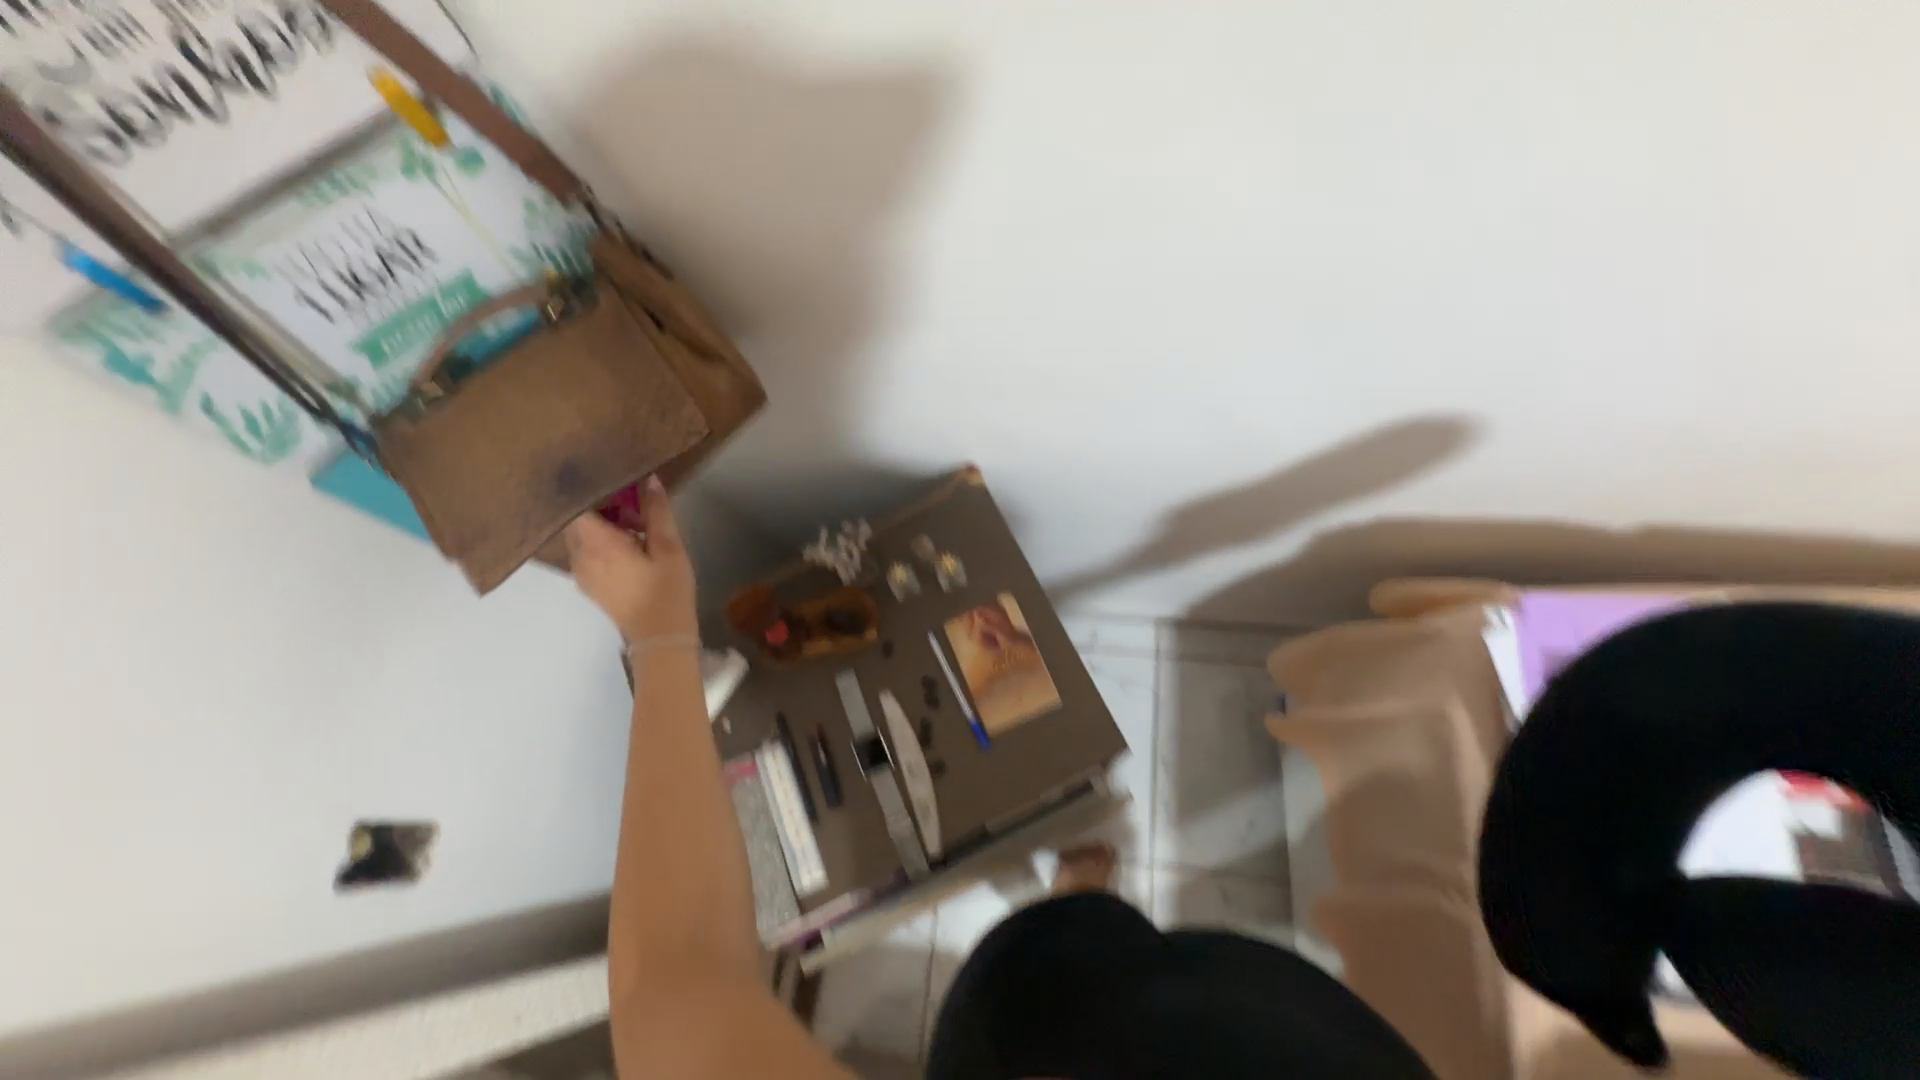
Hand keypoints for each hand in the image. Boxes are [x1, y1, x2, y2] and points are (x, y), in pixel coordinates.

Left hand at [564, 476, 697, 642]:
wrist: (660, 637)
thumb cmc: (667, 591)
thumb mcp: (669, 547)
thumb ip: (657, 511)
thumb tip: (649, 479)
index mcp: (597, 543)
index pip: (578, 505)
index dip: (595, 492)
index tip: (617, 485)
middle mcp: (579, 556)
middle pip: (577, 521)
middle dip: (600, 509)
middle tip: (631, 507)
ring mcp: (580, 573)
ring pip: (581, 538)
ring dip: (601, 528)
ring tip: (632, 528)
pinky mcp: (587, 585)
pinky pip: (586, 555)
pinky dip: (600, 546)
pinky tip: (627, 550)